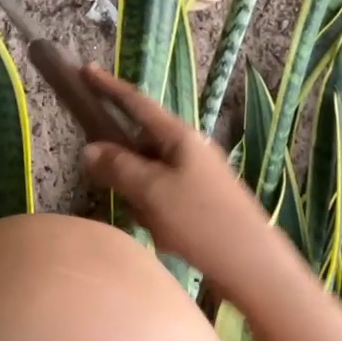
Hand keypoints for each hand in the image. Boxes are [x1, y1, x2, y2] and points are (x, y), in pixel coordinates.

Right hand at [79, 65, 273, 300]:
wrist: (256, 270)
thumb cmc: (202, 221)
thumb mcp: (151, 191)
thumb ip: (117, 167)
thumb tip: (90, 149)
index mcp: (179, 137)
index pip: (136, 103)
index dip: (109, 87)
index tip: (85, 70)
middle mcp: (189, 151)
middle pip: (139, 146)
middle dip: (124, 170)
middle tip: (121, 194)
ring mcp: (196, 177)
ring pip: (148, 177)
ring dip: (140, 199)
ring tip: (154, 225)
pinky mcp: (201, 204)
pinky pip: (162, 199)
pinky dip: (156, 215)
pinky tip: (167, 238)